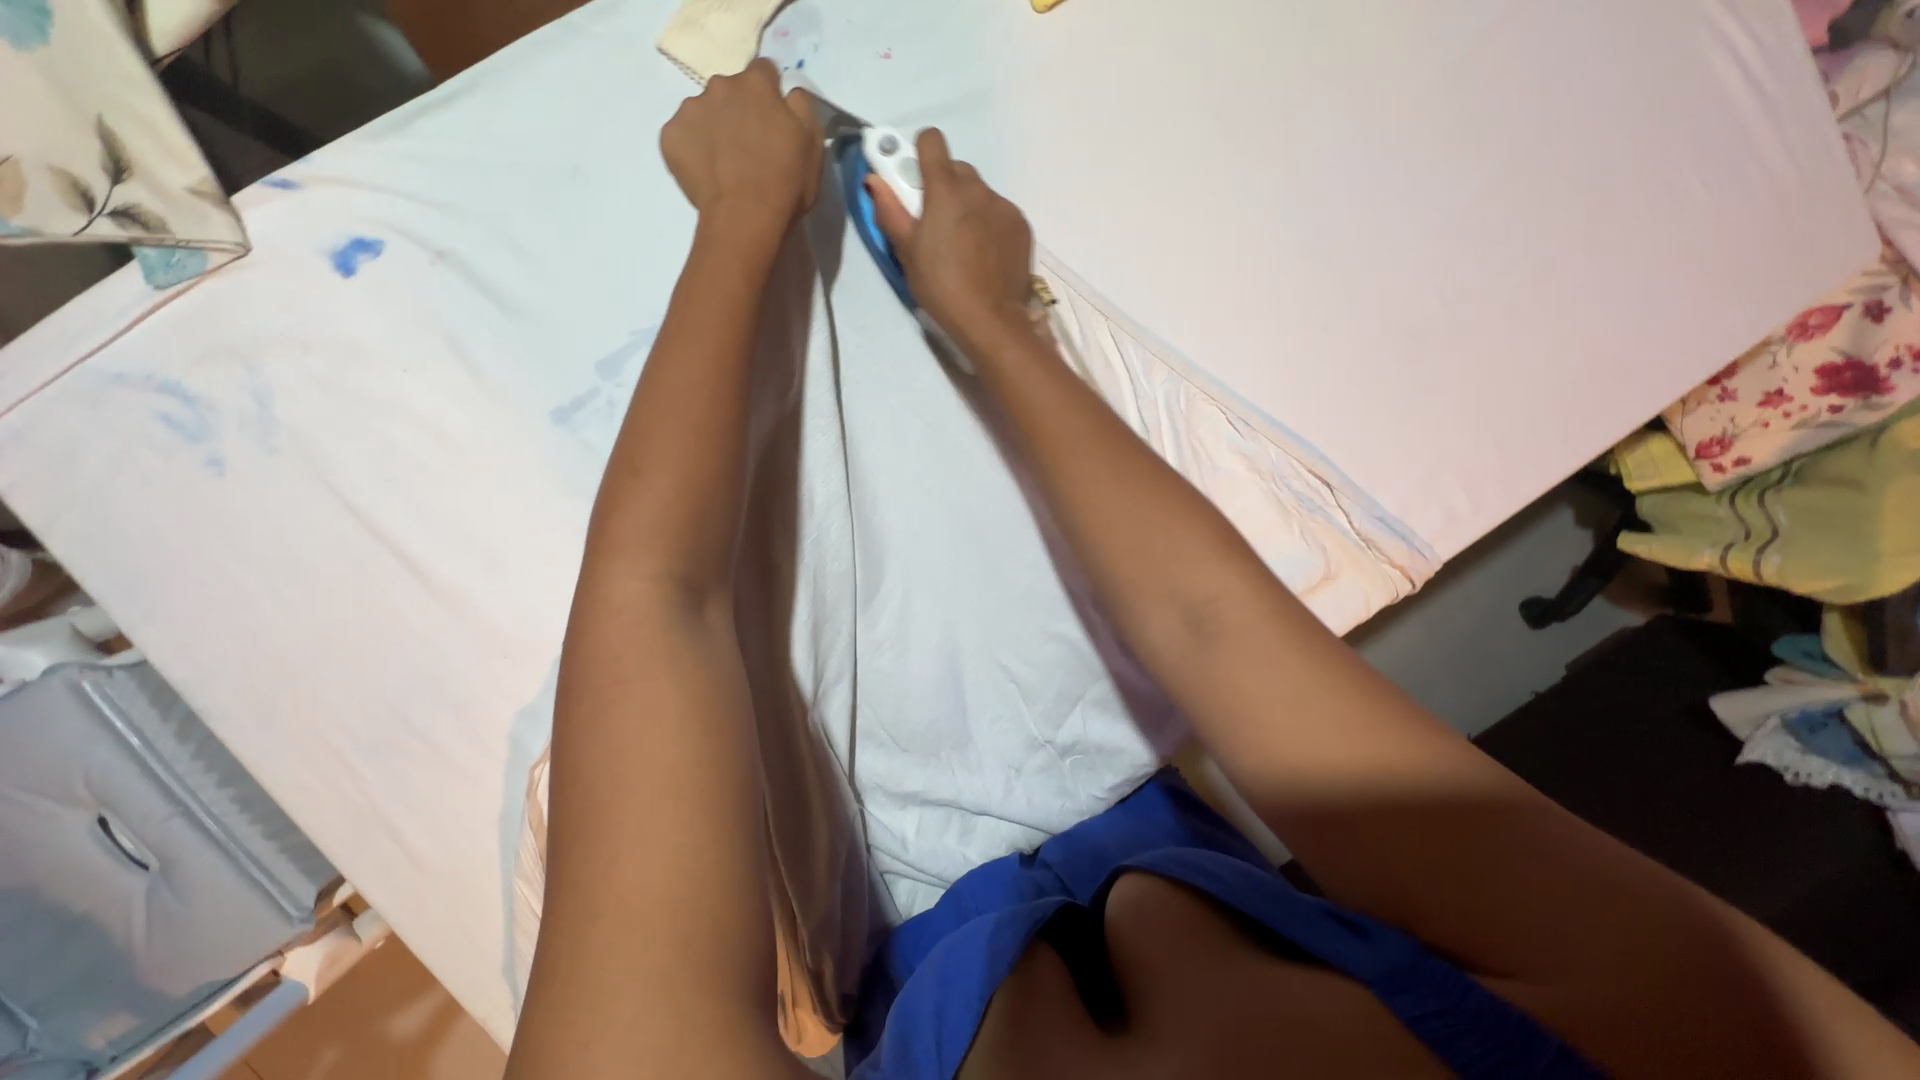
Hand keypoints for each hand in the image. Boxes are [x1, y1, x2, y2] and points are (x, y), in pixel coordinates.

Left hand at [661, 59, 822, 227]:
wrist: (744, 217)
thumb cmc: (786, 183)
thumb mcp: (812, 143)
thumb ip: (801, 106)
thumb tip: (788, 92)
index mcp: (756, 84)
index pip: (764, 71)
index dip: (770, 93)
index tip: (774, 118)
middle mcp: (719, 86)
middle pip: (730, 90)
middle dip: (739, 109)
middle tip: (748, 146)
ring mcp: (690, 109)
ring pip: (704, 110)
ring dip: (714, 127)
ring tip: (725, 163)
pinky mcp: (669, 135)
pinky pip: (682, 134)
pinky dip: (692, 148)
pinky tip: (707, 172)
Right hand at [869, 129, 1033, 343]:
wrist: (991, 319)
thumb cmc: (941, 286)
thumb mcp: (907, 252)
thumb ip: (890, 211)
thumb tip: (874, 180)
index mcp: (945, 190)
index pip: (932, 140)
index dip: (921, 152)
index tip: (915, 176)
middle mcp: (978, 189)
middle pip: (957, 169)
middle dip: (945, 186)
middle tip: (936, 222)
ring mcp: (1004, 206)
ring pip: (981, 193)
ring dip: (969, 207)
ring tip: (964, 245)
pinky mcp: (1022, 225)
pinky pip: (1000, 213)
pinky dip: (990, 224)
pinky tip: (985, 255)